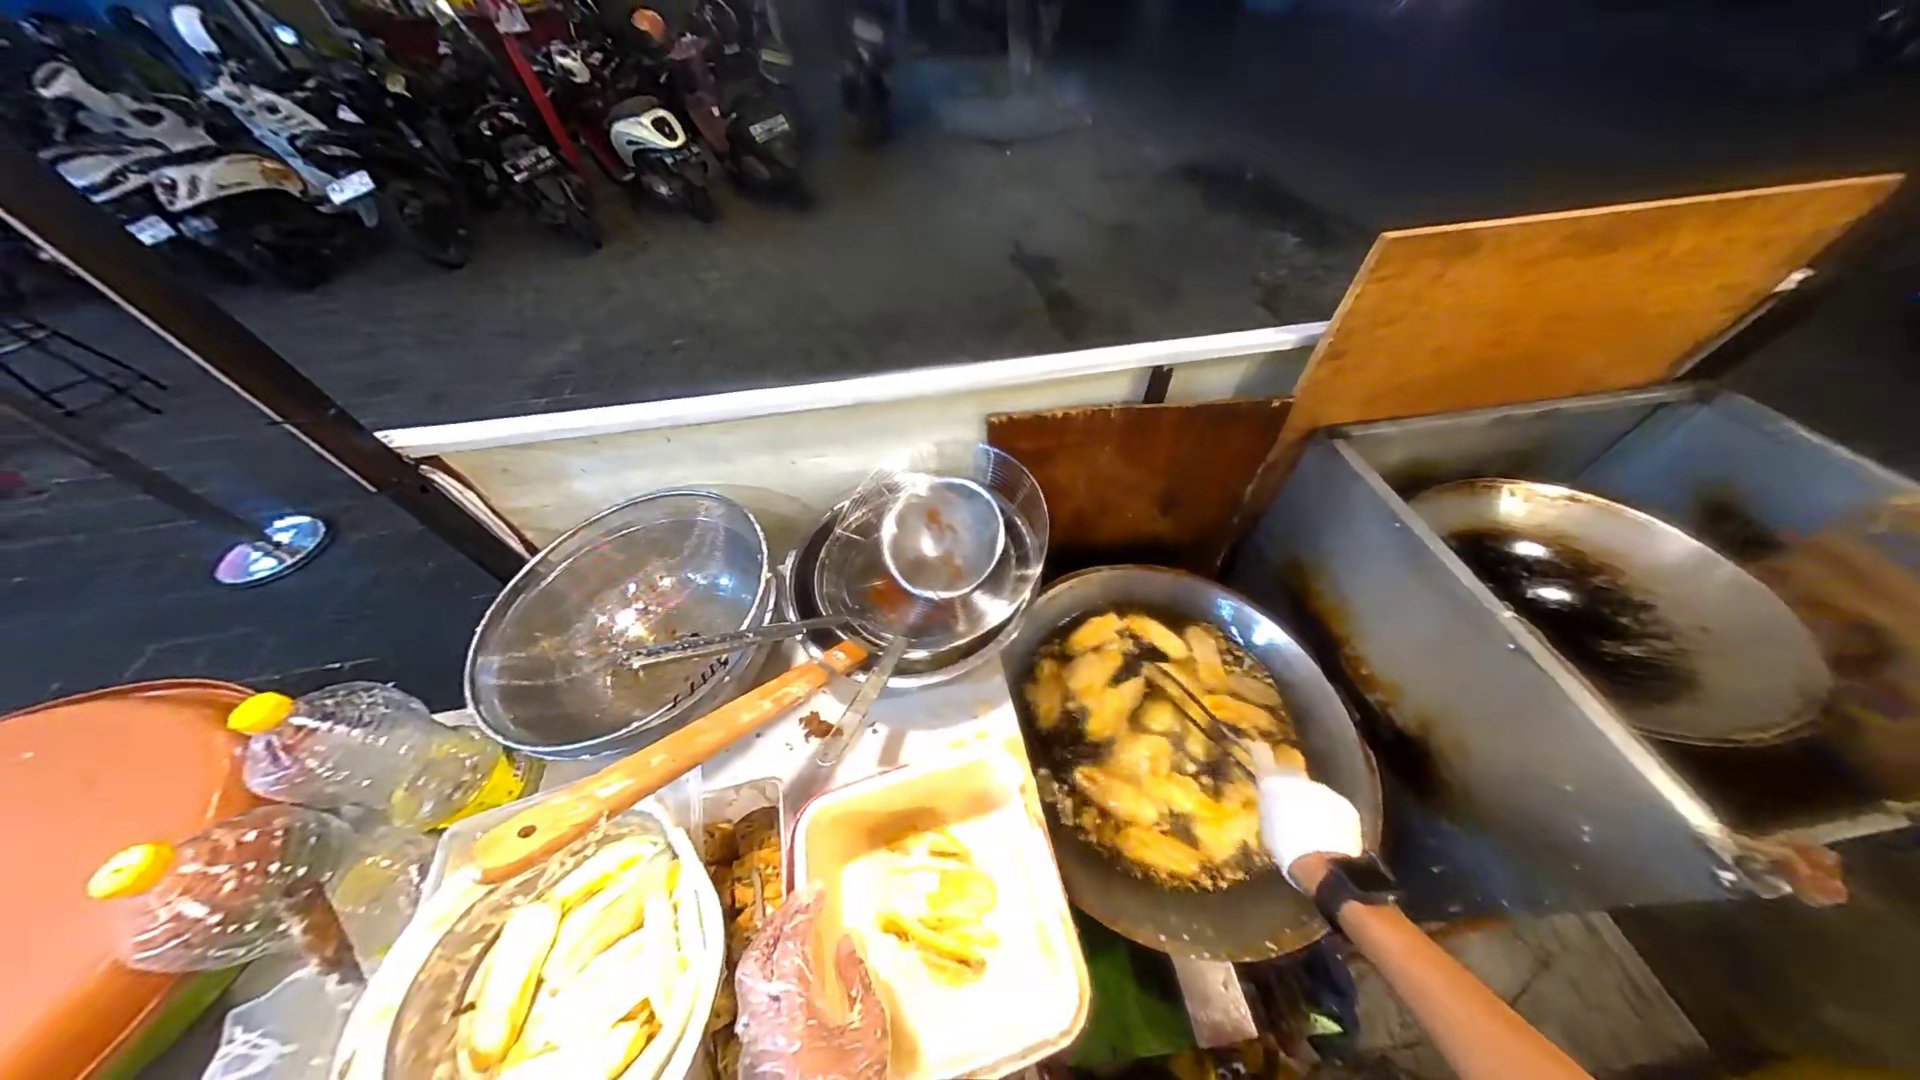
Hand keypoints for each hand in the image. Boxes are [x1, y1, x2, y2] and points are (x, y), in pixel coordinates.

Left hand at [734, 886, 889, 1079]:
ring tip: (791, 923)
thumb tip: (845, 942)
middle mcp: (762, 1018)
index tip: (817, 891)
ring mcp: (752, 1036)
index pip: (790, 943)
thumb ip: (857, 981)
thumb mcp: (868, 1033)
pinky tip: (785, 963)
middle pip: (757, 954)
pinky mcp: (751, 1050)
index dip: (803, 911)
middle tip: (801, 900)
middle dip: (778, 920)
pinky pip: (751, 994)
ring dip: (768, 941)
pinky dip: (766, 966)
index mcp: (792, 1009)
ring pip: (747, 974)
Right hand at [1251, 743, 1363, 888]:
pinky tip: (1329, 831)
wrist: (1321, 863)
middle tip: (1290, 803)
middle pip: (1292, 776)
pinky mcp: (1344, 803)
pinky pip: (1333, 805)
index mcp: (1273, 784)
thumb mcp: (1266, 823)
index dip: (1261, 752)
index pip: (1263, 758)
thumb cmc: (1284, 847)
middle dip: (1291, 785)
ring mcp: (1323, 790)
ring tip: (1311, 823)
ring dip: (1311, 801)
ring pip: (1314, 792)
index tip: (1259, 746)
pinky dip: (1329, 813)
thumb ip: (1270, 804)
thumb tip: (1273, 798)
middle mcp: (1298, 780)